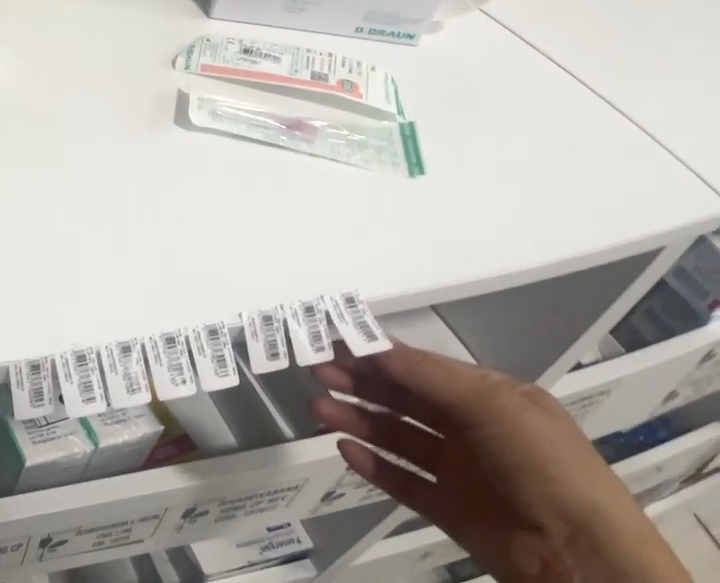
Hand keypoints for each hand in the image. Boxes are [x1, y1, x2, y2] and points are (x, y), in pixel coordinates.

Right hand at [312, 341, 688, 582]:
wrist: (585, 559)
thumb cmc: (545, 466)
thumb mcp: (493, 405)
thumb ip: (427, 373)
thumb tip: (370, 344)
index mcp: (494, 400)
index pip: (424, 369)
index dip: (380, 356)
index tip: (335, 344)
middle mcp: (474, 431)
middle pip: (404, 400)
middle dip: (360, 385)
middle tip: (318, 374)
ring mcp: (461, 471)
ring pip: (396, 437)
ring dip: (356, 420)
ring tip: (319, 410)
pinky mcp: (449, 508)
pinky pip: (402, 481)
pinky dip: (372, 465)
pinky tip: (346, 451)